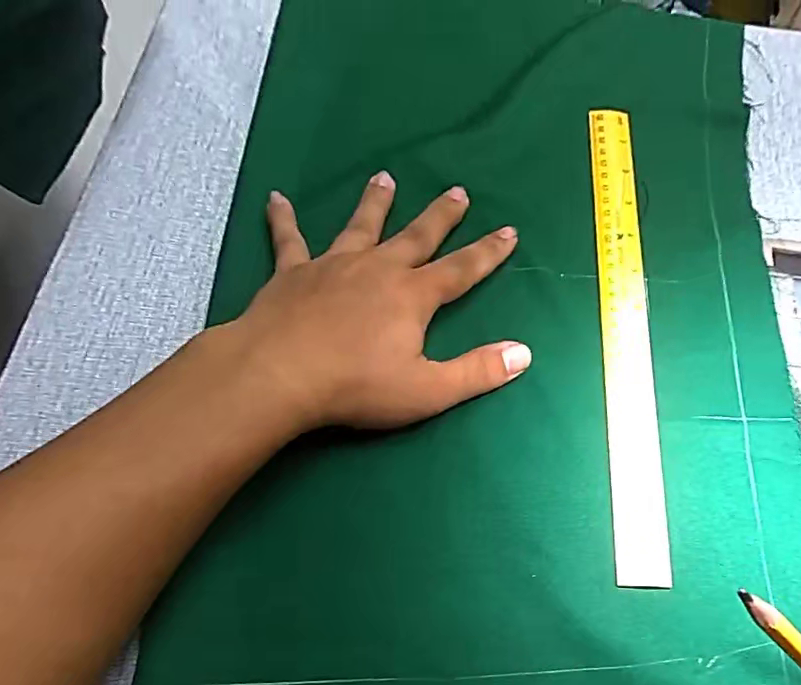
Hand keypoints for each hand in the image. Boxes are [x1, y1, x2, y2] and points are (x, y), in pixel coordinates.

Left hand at [206, 172, 527, 433]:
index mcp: (412, 297)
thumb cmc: (358, 386)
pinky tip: (276, 199)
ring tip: (385, 178)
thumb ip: (477, 372)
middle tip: (457, 191)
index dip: (487, 253)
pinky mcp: (292, 273)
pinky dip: (283, 219)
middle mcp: (377, 270)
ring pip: (360, 227)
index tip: (508, 231)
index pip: (461, 271)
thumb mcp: (429, 389)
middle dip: (440, 216)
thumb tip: (524, 354)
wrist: (280, 375)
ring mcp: (332, 266)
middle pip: (416, 236)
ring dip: (375, 203)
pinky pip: (289, 240)